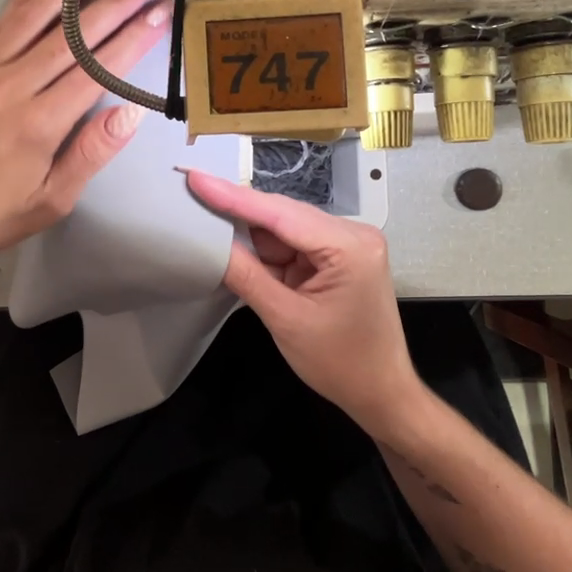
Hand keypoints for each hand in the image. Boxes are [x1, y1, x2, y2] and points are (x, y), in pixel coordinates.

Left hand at [0, 0, 169, 275]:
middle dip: (115, 0)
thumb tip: (130, 111)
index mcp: (39, 124)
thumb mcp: (52, 199)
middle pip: (73, 35)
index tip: (161, 10)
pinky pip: (2, 24)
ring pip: (36, 18)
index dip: (133, 38)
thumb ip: (91, 152)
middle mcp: (12, 88)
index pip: (97, 69)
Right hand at [183, 169, 426, 428]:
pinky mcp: (335, 258)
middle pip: (281, 215)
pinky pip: (290, 244)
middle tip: (190, 192)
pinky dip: (263, 249)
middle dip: (237, 210)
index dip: (233, 197)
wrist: (381, 393)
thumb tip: (208, 244)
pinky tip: (232, 244)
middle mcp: (353, 235)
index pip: (280, 214)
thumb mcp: (285, 320)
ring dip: (247, 232)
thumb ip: (246, 276)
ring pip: (282, 229)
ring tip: (203, 218)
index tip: (195, 178)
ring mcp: (345, 245)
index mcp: (349, 247)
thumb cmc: (340, 363)